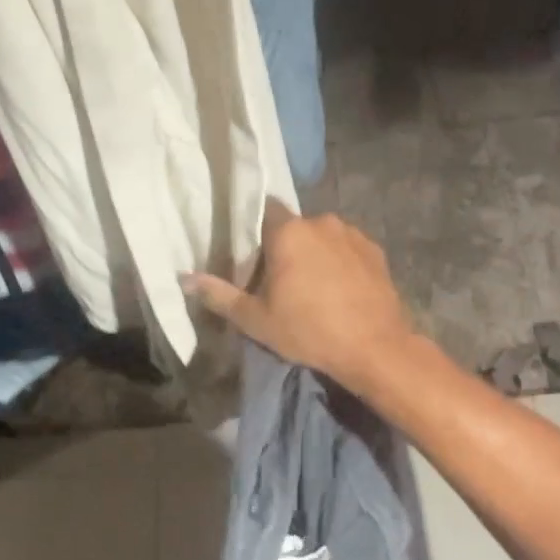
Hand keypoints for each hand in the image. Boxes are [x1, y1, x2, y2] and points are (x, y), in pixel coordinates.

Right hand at [183, 200, 417, 395]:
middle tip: (280, 284)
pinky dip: (340, 265)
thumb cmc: (308, 332)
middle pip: (294, 228)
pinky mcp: (376, 251)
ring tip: (313, 291)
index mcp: (289, 231)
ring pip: (322, 238)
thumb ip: (219, 295)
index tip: (253, 258)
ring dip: (314, 256)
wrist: (373, 348)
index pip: (264, 211)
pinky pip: (347, 250)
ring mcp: (353, 234)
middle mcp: (321, 221)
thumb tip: (183, 279)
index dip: (256, 233)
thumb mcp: (256, 320)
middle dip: (286, 249)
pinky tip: (339, 293)